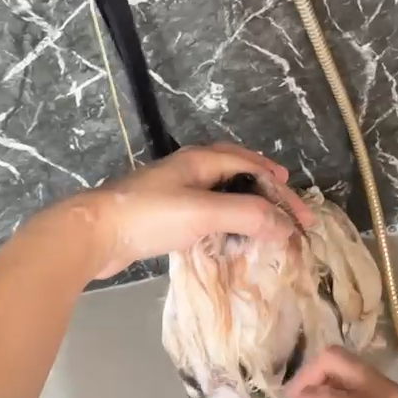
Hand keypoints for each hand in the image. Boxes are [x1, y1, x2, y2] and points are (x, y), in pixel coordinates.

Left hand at [40, 143, 316, 279]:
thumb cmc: (151, 216)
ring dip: (246, 204)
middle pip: (238, 172)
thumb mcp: (205, 212)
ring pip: (221, 191)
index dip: (281, 190)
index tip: (303, 216)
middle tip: (288, 209)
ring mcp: (175, 190)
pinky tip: (228, 237)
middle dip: (266, 189)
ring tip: (265, 222)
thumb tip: (286, 227)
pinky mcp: (164, 214)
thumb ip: (248, 216)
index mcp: (202, 160)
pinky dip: (226, 220)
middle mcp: (190, 169)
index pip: (253, 167)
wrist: (94, 234)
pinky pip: (206, 211)